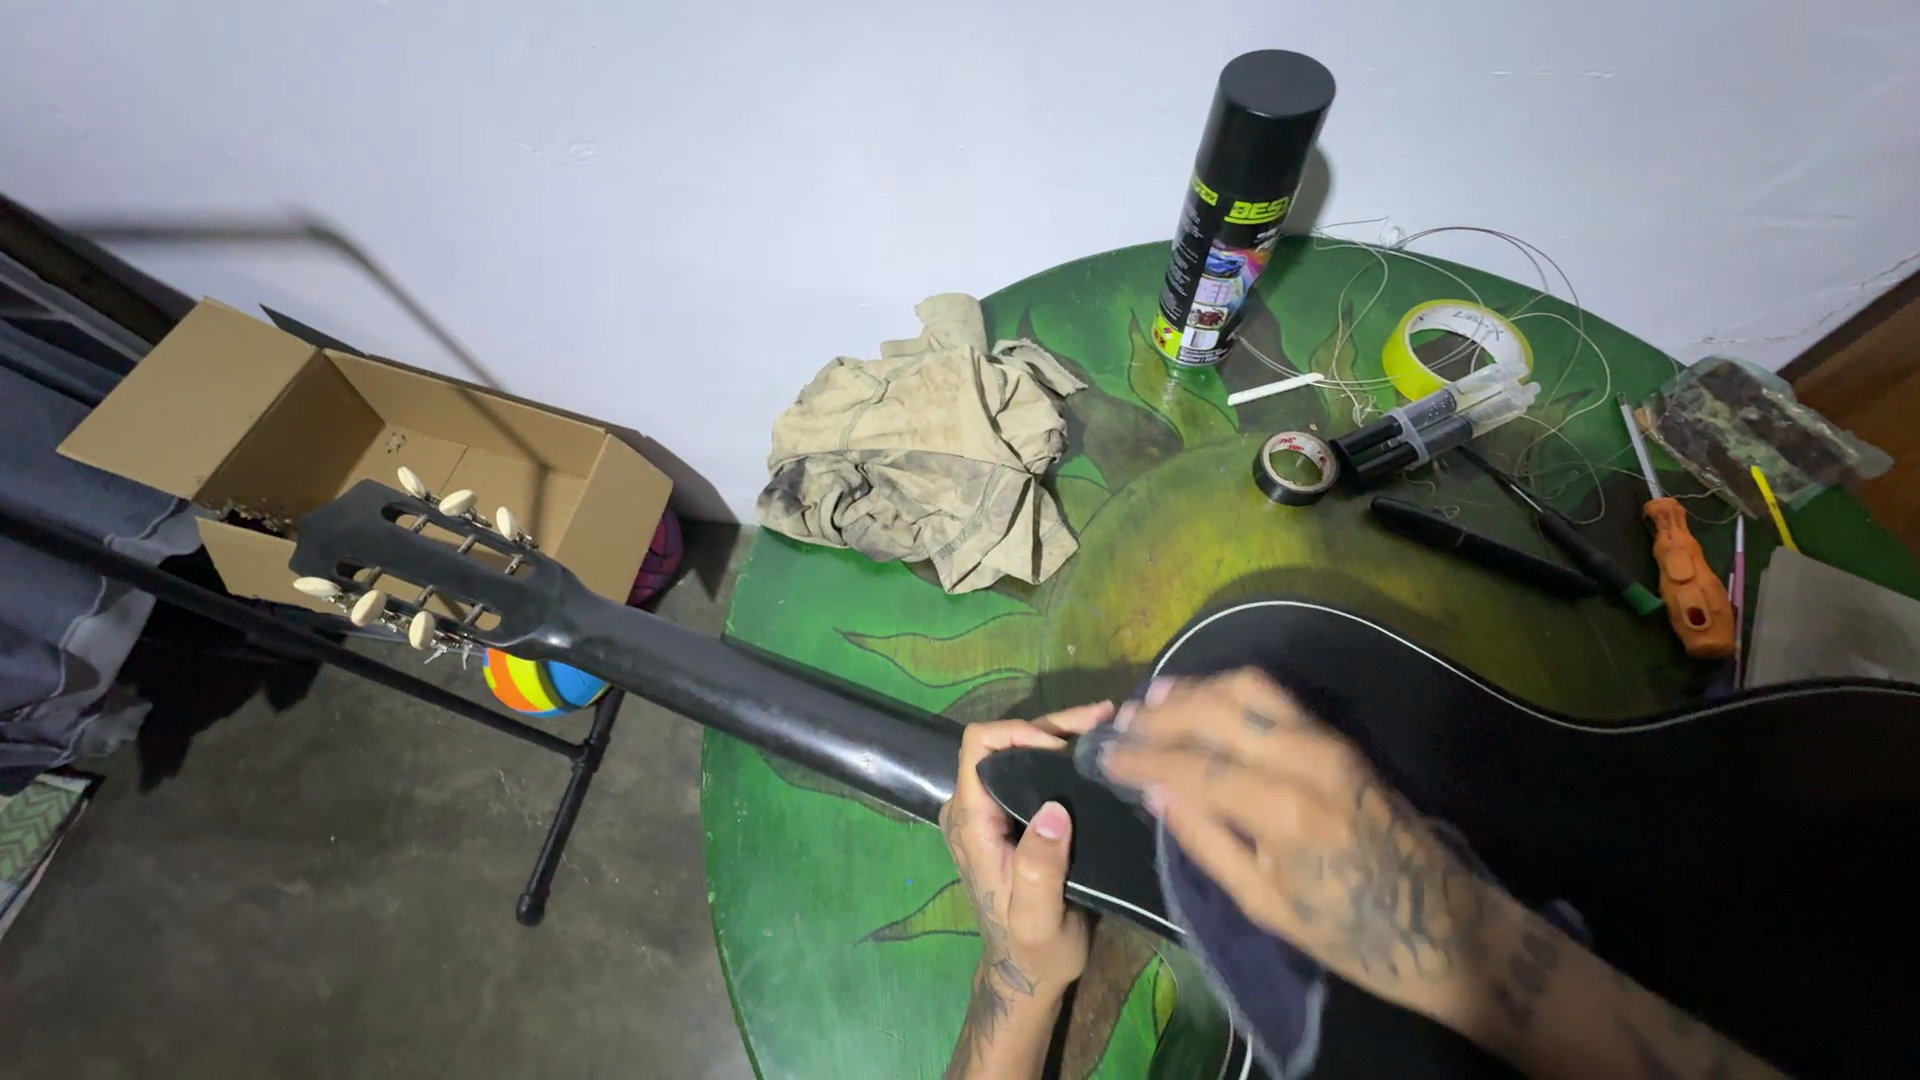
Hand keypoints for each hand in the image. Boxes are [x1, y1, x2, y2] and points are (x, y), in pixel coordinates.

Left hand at [939, 702, 1114, 1002]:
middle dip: (1052, 724)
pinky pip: (1029, 771)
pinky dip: (1061, 754)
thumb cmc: (1033, 948)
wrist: (1028, 971)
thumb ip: (1039, 868)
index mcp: (970, 821)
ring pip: (1019, 752)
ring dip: (1061, 734)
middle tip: (1103, 717)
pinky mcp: (1008, 813)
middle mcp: (973, 806)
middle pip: (1003, 743)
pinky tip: (1094, 746)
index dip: (1018, 732)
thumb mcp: (1039, 917)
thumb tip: (1053, 810)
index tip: (1061, 746)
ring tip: (1106, 721)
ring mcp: (989, 808)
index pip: (978, 747)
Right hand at [1099, 669, 1499, 1027]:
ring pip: (1242, 688)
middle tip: (1118, 725)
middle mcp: (1303, 758)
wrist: (1448, 927)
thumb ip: (1206, 841)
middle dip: (1157, 717)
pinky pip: (1269, 694)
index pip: (1192, 767)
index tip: (1103, 757)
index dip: (1141, 760)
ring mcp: (1324, 739)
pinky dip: (1224, 689)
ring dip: (1190, 691)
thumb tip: (1156, 792)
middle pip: (1212, 714)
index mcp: (1283, 810)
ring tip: (1149, 702)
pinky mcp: (1335, 735)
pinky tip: (1198, 697)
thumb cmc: (1349, 932)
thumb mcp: (1264, 903)